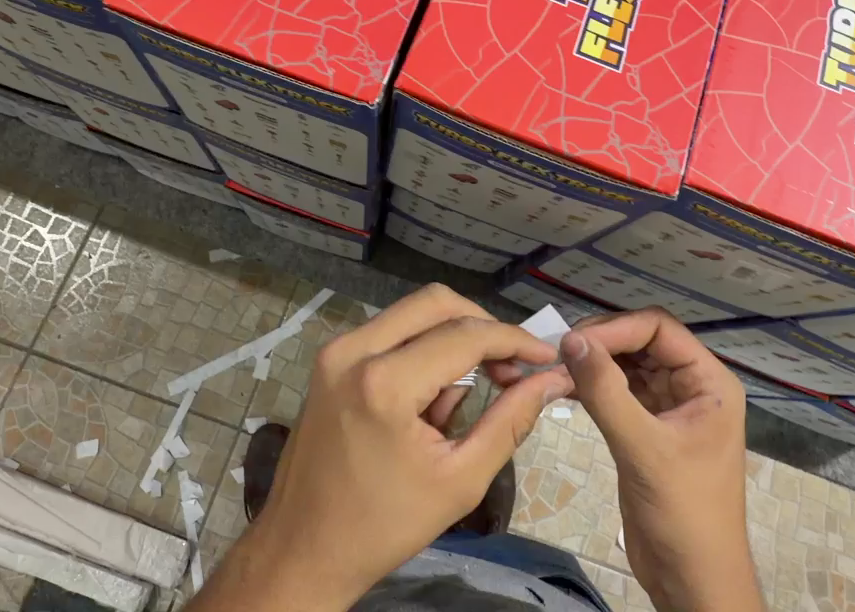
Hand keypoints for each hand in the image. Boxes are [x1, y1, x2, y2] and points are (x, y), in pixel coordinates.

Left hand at [191, 284, 572, 611]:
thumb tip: (552, 380)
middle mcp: (354, 349)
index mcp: (384, 382)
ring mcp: (336, 350)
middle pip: (437, 304)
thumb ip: (510, 421)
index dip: (514, 340)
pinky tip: (429, 403)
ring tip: (464, 403)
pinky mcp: (329, 360)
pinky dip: (420, 351)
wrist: (302, 550)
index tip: (548, 357)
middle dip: (482, 328)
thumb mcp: (459, 480)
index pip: (465, 335)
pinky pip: (389, 333)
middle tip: (512, 368)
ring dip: (450, 340)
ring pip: (412, 314)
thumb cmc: (383, 525)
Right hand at [562, 307, 762, 611]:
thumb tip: (570, 339)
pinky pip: (618, 391)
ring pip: (626, 364)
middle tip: (558, 352)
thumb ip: (606, 391)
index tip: (574, 342)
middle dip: (601, 342)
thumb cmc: (683, 511)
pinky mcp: (647, 427)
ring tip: (555, 367)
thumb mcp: (643, 448)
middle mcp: (691, 385)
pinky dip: (591, 386)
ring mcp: (669, 406)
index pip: (658, 328)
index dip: (616, 329)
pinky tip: (563, 388)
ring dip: (593, 363)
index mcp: (708, 381)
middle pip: (641, 341)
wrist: (692, 579)